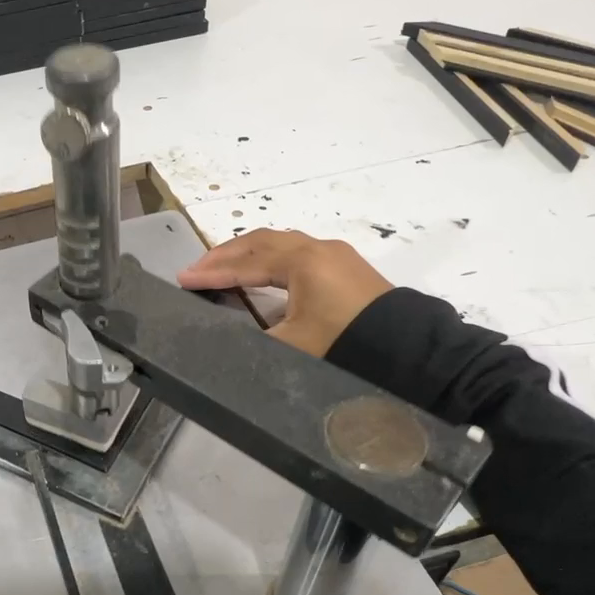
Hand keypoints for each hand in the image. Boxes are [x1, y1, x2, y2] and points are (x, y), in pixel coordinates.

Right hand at [176, 230, 392, 356]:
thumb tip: (220, 342)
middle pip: (260, 242)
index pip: (244, 265)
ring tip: (223, 268)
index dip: (211, 274)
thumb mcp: (292, 346)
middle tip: (197, 270)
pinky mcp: (347, 268)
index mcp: (301, 261)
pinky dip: (270, 259)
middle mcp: (317, 249)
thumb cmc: (346, 342)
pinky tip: (262, 274)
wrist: (412, 352)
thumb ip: (252, 340)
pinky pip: (297, 252)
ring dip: (248, 253)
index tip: (182, 279)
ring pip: (280, 243)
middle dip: (225, 255)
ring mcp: (335, 255)